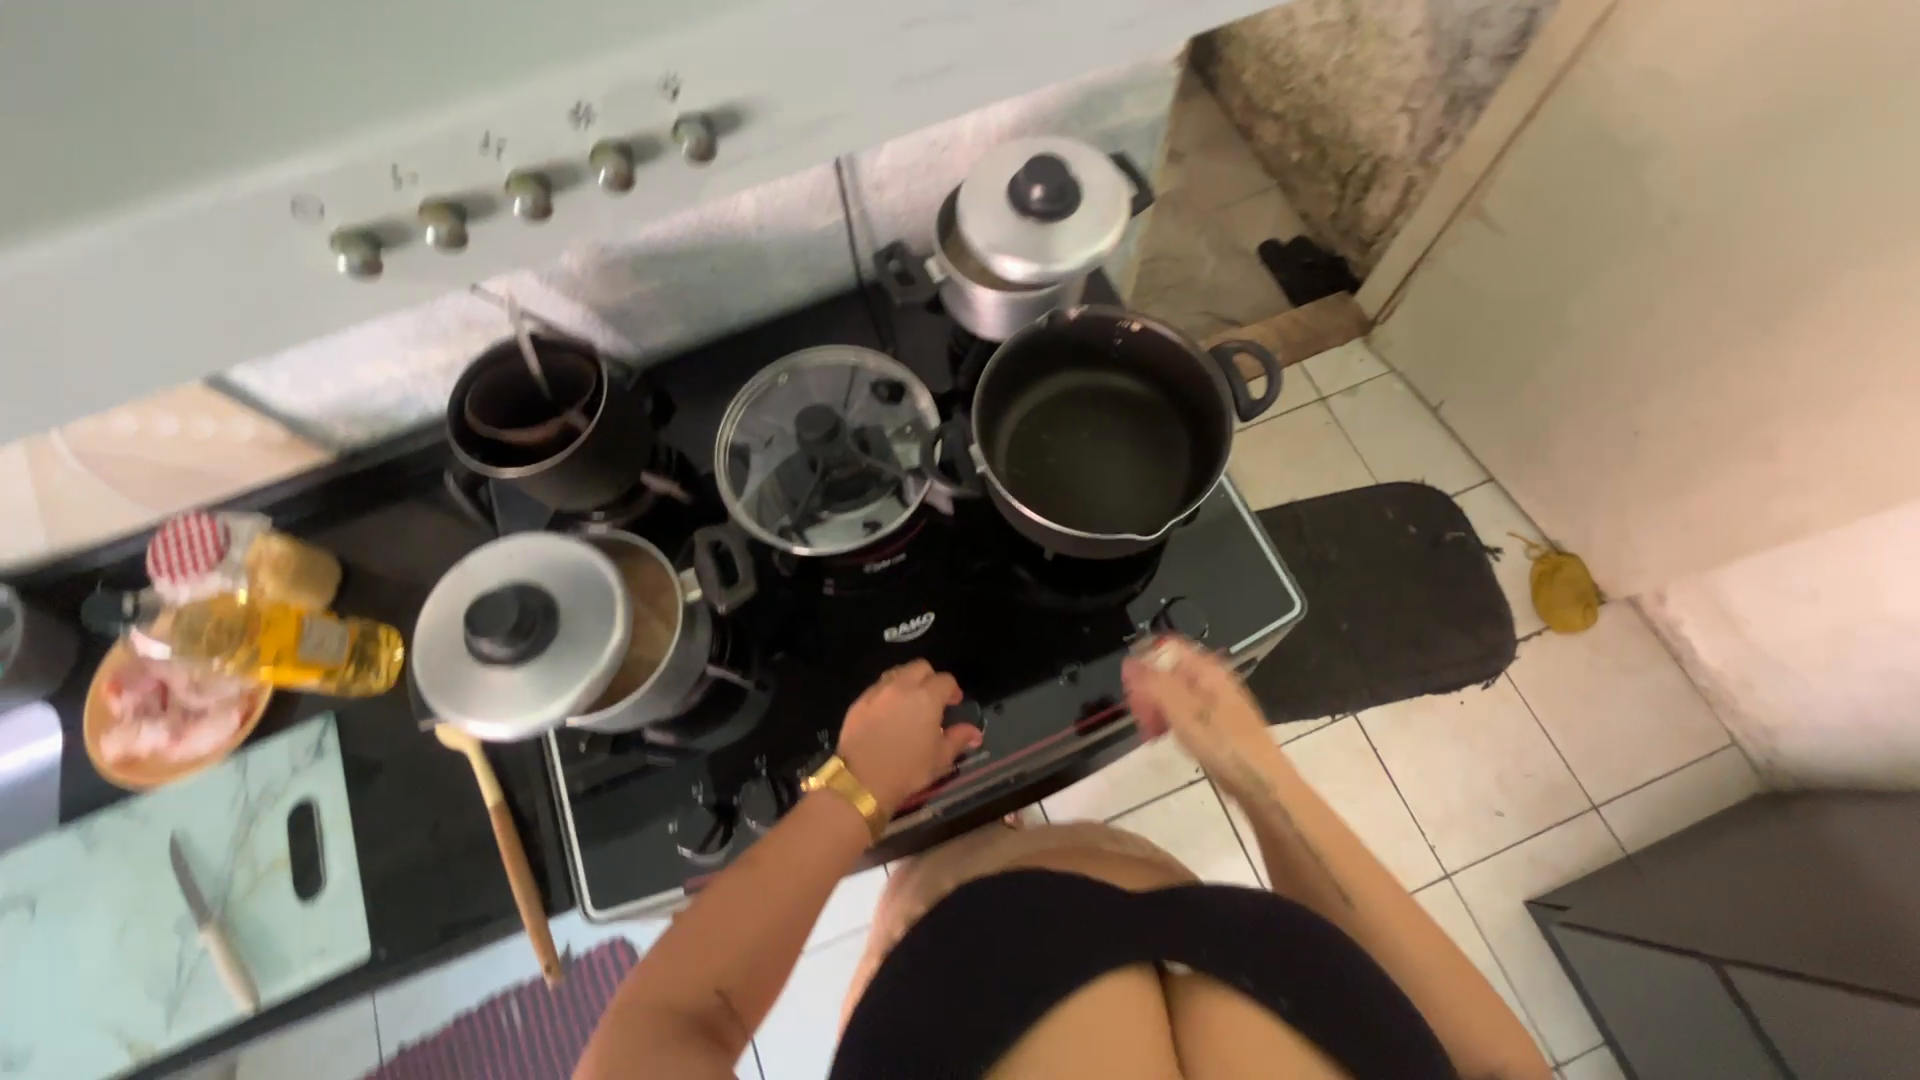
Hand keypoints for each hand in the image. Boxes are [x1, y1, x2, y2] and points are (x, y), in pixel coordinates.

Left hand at [835, 660, 980, 817]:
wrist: (862, 780)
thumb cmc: (908, 769)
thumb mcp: (940, 758)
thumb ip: (959, 739)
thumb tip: (974, 732)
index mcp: (927, 697)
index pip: (946, 680)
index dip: (953, 691)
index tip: (954, 705)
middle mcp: (902, 686)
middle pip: (920, 667)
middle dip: (930, 678)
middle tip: (932, 700)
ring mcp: (878, 691)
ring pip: (897, 673)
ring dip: (907, 682)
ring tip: (909, 704)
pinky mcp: (859, 701)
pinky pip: (878, 687)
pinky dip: (887, 693)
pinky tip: (887, 713)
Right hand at [1121, 637, 1278, 784]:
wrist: (1263, 784)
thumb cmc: (1223, 745)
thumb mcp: (1182, 711)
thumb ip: (1154, 683)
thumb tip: (1129, 661)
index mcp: (1205, 670)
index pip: (1166, 648)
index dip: (1144, 663)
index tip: (1131, 690)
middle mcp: (1211, 680)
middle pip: (1168, 671)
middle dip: (1148, 691)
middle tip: (1142, 718)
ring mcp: (1215, 703)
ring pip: (1174, 694)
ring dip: (1157, 709)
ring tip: (1151, 734)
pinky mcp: (1217, 725)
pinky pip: (1184, 713)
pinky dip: (1170, 722)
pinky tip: (1167, 739)